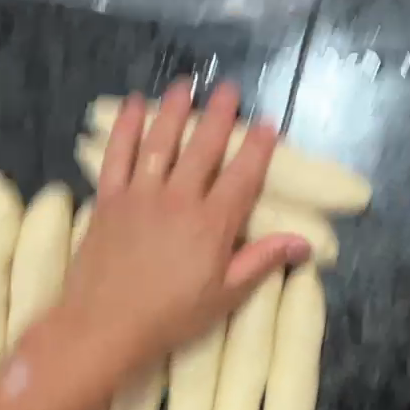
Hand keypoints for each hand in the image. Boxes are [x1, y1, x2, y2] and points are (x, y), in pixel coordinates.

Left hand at [42, 80, 309, 398]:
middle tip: (229, 88)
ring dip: (175, 109)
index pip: (243, 177)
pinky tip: (135, 106)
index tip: (268, 124)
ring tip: (186, 85)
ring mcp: (141, 195)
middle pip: (203, 148)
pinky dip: (127, 127)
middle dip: (219, 115)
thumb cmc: (173, 316)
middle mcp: (179, 199)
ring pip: (161, 142)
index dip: (258, 148)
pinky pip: (118, 155)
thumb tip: (304, 242)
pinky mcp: (110, 199)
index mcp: (213, 224)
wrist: (106, 325)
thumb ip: (262, 261)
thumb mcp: (226, 295)